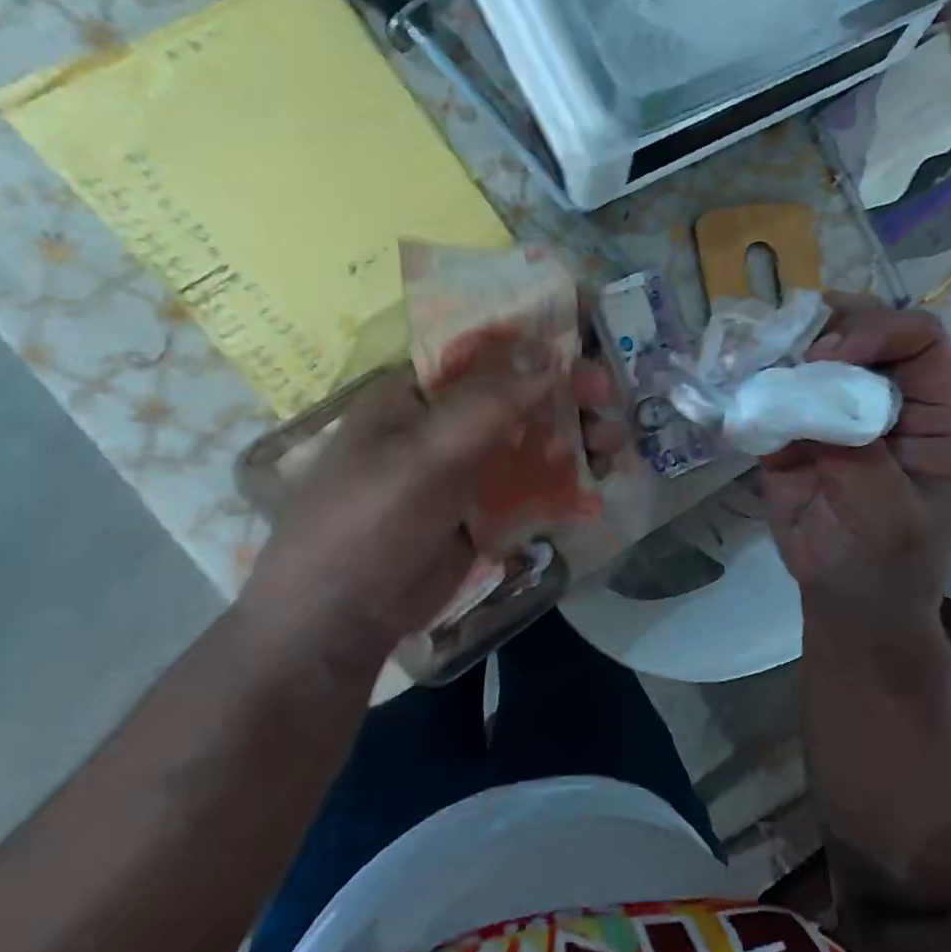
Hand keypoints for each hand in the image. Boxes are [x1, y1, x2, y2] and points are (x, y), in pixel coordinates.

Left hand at [235, 362, 625, 671]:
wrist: (339, 622)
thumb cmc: (367, 522)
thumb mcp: (422, 456)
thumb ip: (488, 404)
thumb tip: (550, 355)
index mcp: (416, 393)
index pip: (481, 347)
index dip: (534, 335)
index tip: (588, 329)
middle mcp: (443, 424)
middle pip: (516, 394)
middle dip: (564, 391)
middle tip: (606, 396)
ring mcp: (465, 471)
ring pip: (530, 441)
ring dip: (573, 438)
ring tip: (612, 445)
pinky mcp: (482, 514)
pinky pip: (531, 489)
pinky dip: (565, 486)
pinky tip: (596, 489)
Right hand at [758, 293, 950, 620]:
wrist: (847, 602)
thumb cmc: (888, 563)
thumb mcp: (888, 513)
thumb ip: (855, 453)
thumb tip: (807, 394)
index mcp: (932, 413)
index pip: (918, 339)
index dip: (877, 331)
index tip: (829, 358)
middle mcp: (885, 400)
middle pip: (863, 332)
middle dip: (825, 330)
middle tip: (784, 346)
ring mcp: (836, 413)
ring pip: (812, 357)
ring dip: (782, 351)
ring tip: (749, 356)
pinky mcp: (794, 433)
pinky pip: (775, 397)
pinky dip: (753, 386)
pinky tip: (736, 385)